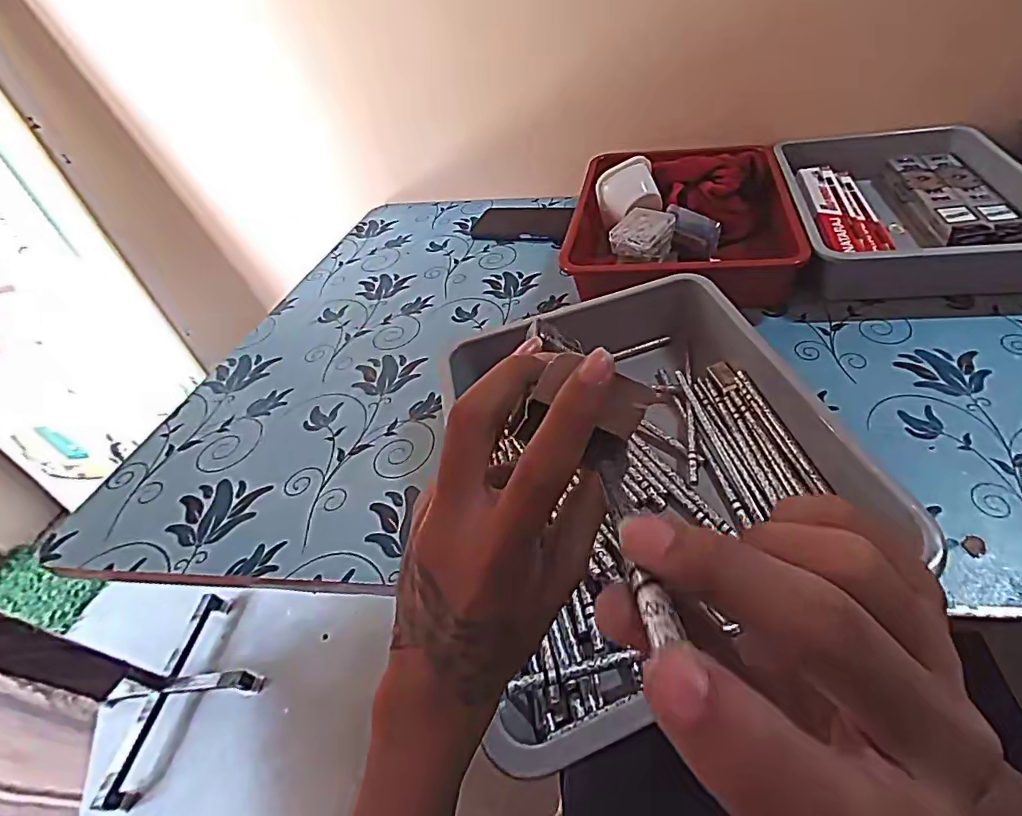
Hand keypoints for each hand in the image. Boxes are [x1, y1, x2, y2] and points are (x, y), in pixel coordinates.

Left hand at [355, 339, 611, 815]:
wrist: (431, 674)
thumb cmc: (506, 635)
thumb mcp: (561, 581)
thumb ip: (582, 513)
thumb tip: (594, 458)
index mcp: (502, 542)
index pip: (541, 461)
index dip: (572, 406)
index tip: (598, 363)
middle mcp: (456, 513)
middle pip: (471, 418)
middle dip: (511, 371)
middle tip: (545, 348)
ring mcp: (430, 502)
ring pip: (461, 425)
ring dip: (500, 388)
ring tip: (535, 365)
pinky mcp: (423, 499)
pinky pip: (463, 449)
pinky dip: (494, 425)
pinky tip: (517, 428)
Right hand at [597, 497, 1021, 814]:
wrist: (919, 788)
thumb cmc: (826, 790)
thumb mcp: (757, 778)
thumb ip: (694, 704)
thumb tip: (626, 608)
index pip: (805, 782)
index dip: (729, 724)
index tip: (661, 667)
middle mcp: (931, 741)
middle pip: (832, 633)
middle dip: (726, 575)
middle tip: (647, 544)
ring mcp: (941, 663)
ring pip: (857, 567)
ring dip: (765, 542)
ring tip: (716, 553)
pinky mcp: (933, 612)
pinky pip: (880, 539)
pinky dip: (812, 518)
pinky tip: (771, 530)